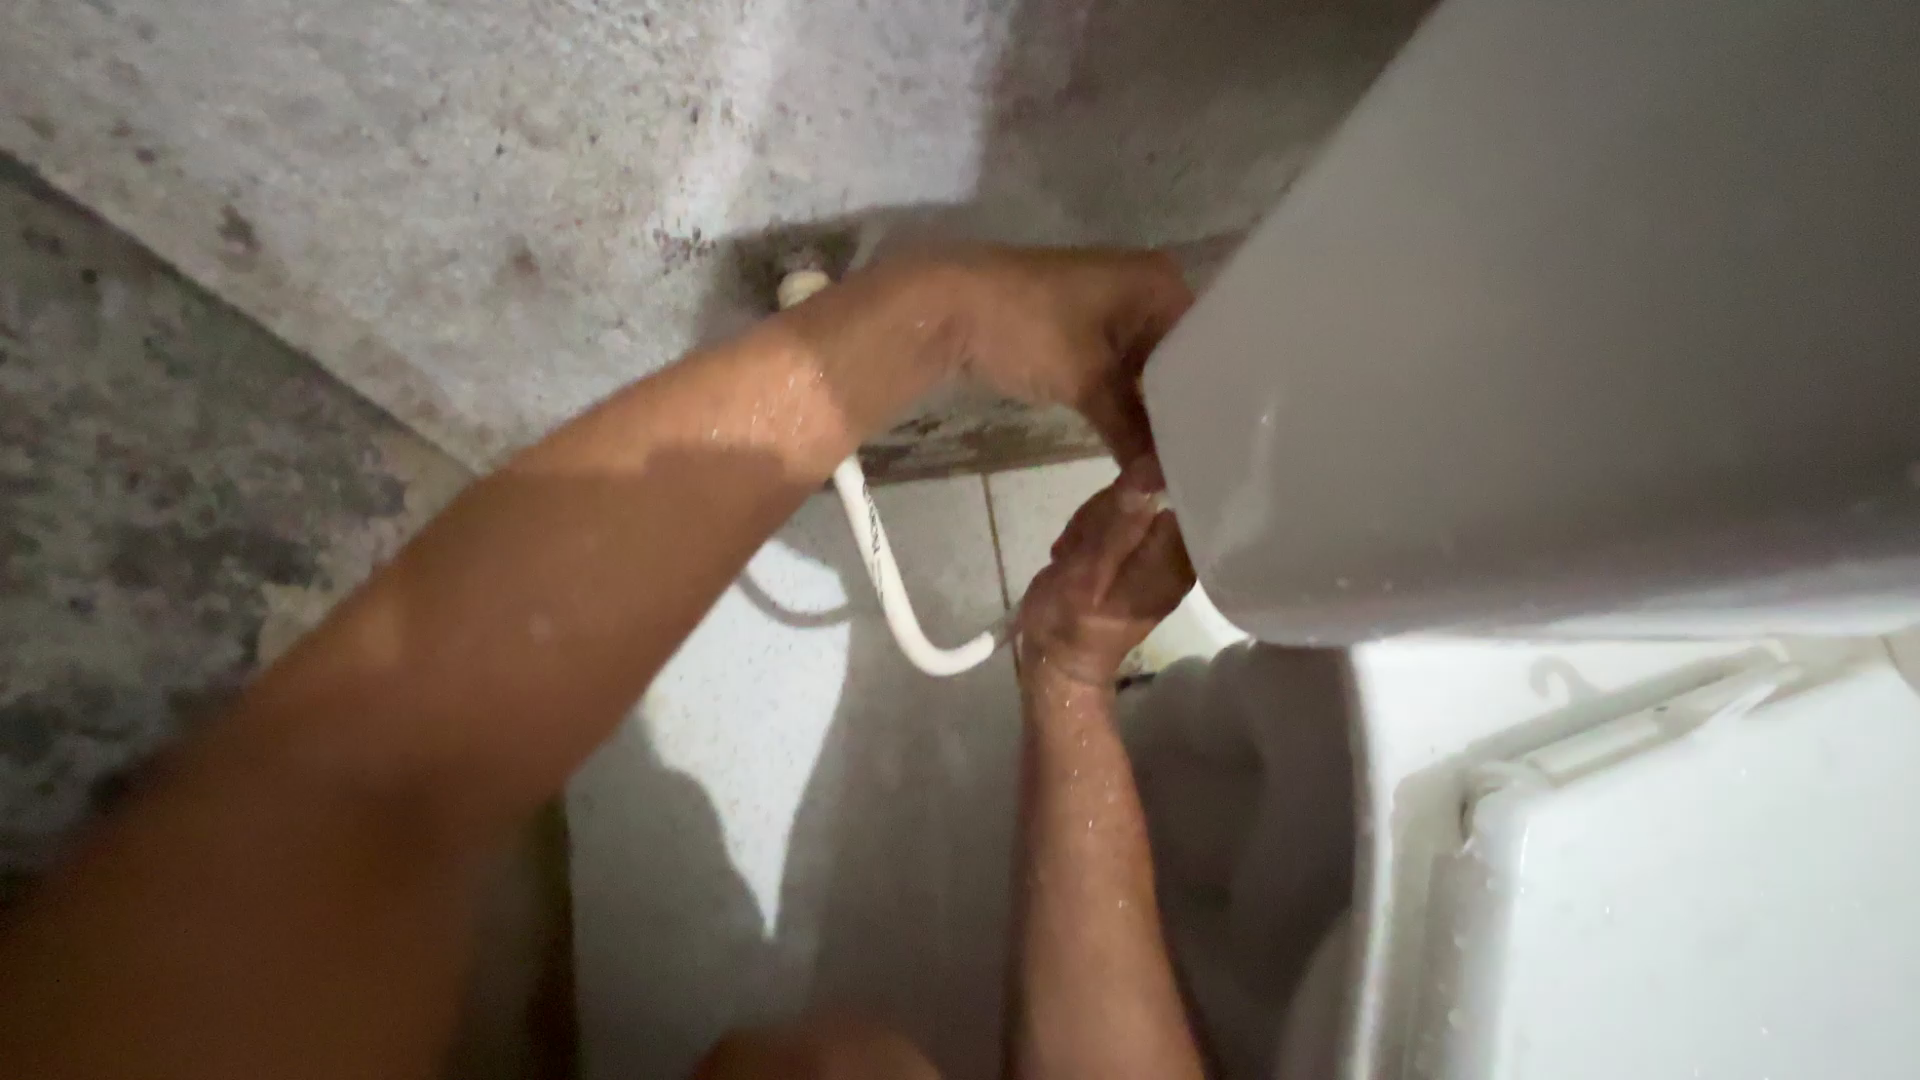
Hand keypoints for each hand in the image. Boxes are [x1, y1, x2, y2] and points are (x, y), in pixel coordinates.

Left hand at [908, 248, 1193, 461]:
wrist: (949, 309)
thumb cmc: (1028, 330)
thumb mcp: (1087, 382)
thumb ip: (1131, 431)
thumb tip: (1160, 485)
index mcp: (1163, 284)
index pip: (1210, 348)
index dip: (1214, 400)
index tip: (1224, 449)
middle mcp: (1148, 292)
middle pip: (1180, 362)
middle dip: (1182, 412)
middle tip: (1205, 465)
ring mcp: (1116, 313)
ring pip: (1148, 373)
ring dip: (1152, 413)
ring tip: (1179, 463)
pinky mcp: (1086, 336)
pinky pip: (1121, 374)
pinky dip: (1125, 406)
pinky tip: (1141, 446)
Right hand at [1017, 455, 1196, 686]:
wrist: (1059, 661)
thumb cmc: (1069, 622)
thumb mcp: (1086, 570)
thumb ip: (1119, 521)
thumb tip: (1153, 467)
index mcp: (1174, 558)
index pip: (1172, 488)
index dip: (1134, 487)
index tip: (1105, 510)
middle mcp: (1177, 555)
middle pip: (1147, 495)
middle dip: (1104, 512)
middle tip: (1078, 544)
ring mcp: (1158, 557)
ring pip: (1126, 507)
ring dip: (1091, 524)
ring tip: (1073, 555)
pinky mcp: (1139, 560)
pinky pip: (1117, 525)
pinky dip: (1092, 535)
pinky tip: (1076, 556)